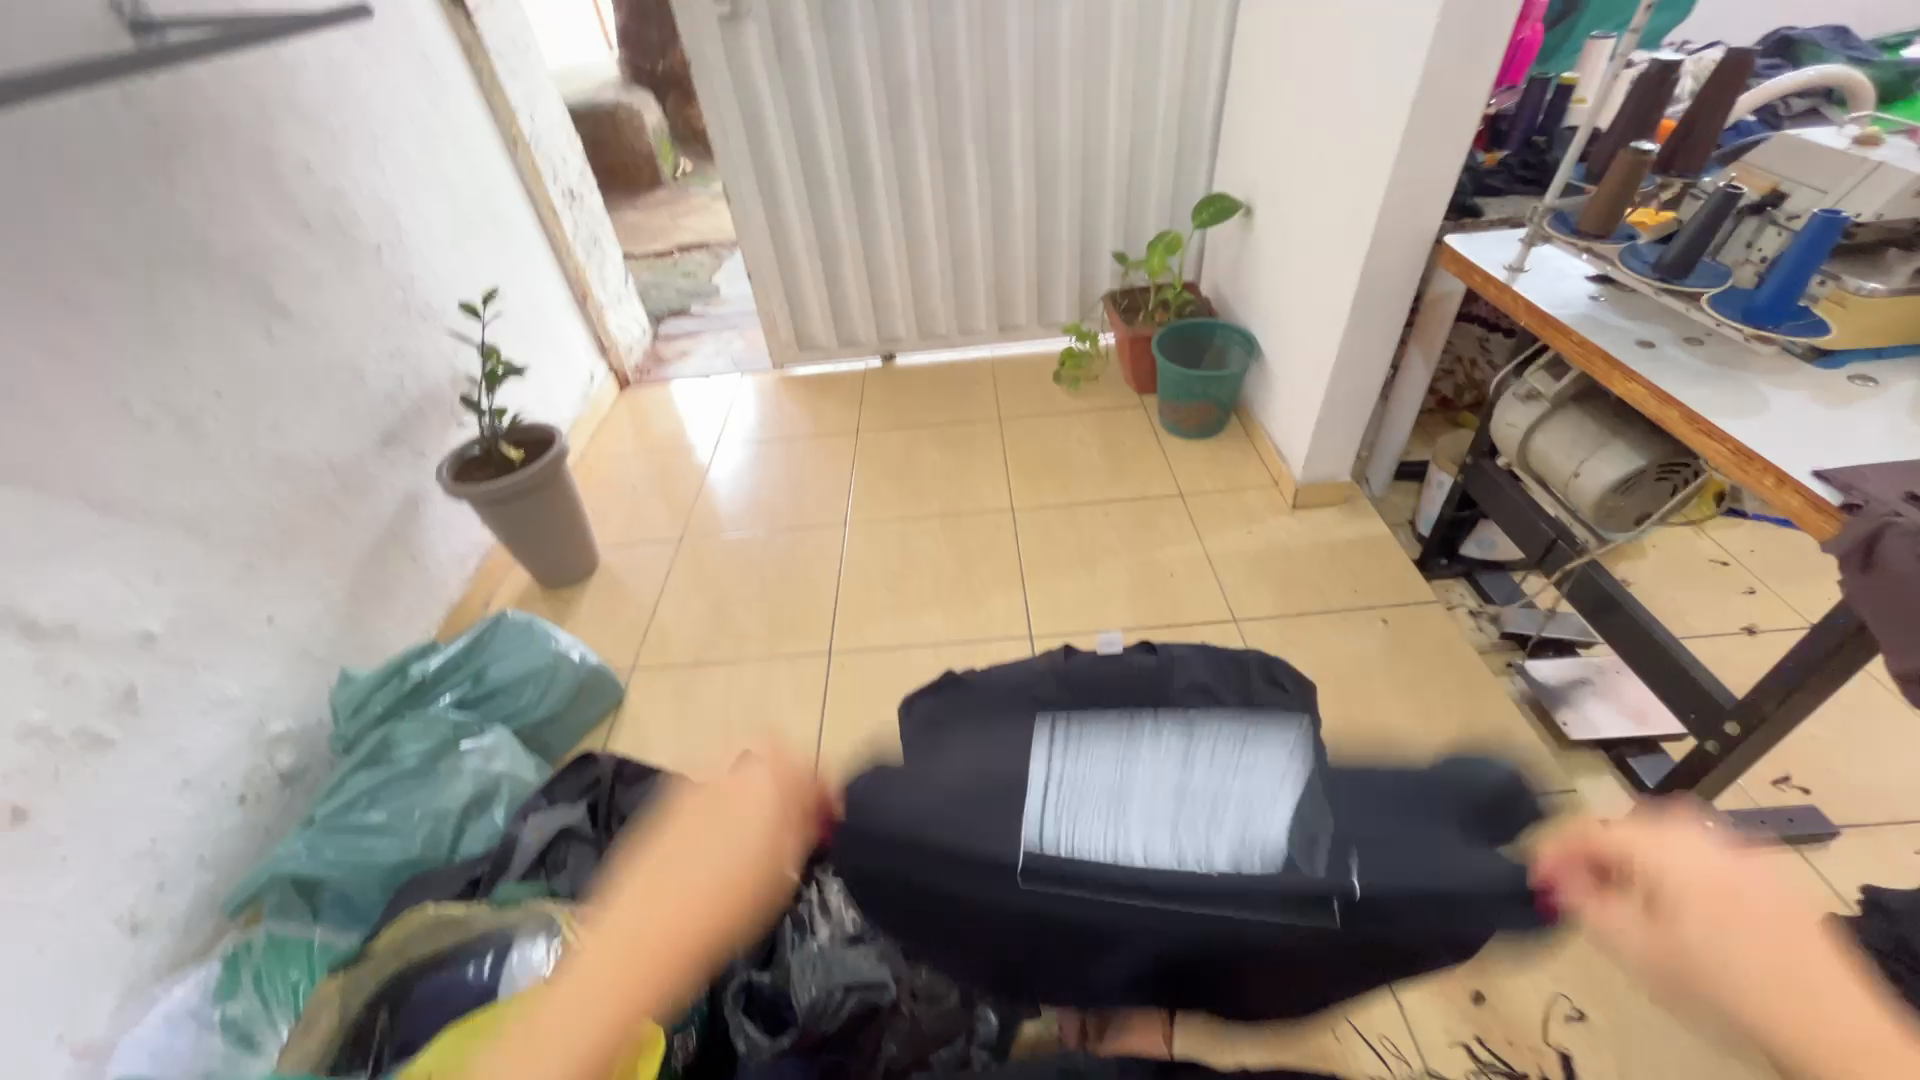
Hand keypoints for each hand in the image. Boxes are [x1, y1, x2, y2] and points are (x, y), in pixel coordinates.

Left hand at [579, 747, 832, 974]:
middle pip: (777, 761)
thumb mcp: (786, 874)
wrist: (643, 935)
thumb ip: (804, 830)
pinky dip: (725, 807)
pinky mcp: (665, 801)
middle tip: (796, 824)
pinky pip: (710, 792)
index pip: (816, 770)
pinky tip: (720, 847)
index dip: (828, 795)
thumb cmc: (728, 911)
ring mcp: (696, 781)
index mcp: (773, 779)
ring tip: (758, 838)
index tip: (830, 824)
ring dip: (758, 794)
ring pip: (741, 775)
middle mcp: (735, 768)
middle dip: (792, 785)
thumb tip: (812, 813)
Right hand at [1532, 799, 1919, 1079]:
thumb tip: (1553, 875)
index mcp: (1662, 843)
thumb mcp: (1631, 945)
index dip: (1551, 850)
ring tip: (1624, 895)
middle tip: (1578, 886)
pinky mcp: (1770, 876)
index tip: (1534, 878)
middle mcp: (1700, 833)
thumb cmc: (1716, 981)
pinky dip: (1674, 867)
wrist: (1830, 1024)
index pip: (1586, 829)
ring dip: (1634, 857)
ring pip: (1666, 836)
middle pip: (1627, 826)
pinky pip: (1703, 854)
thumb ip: (1581, 900)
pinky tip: (1676, 905)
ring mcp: (1742, 852)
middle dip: (1595, 851)